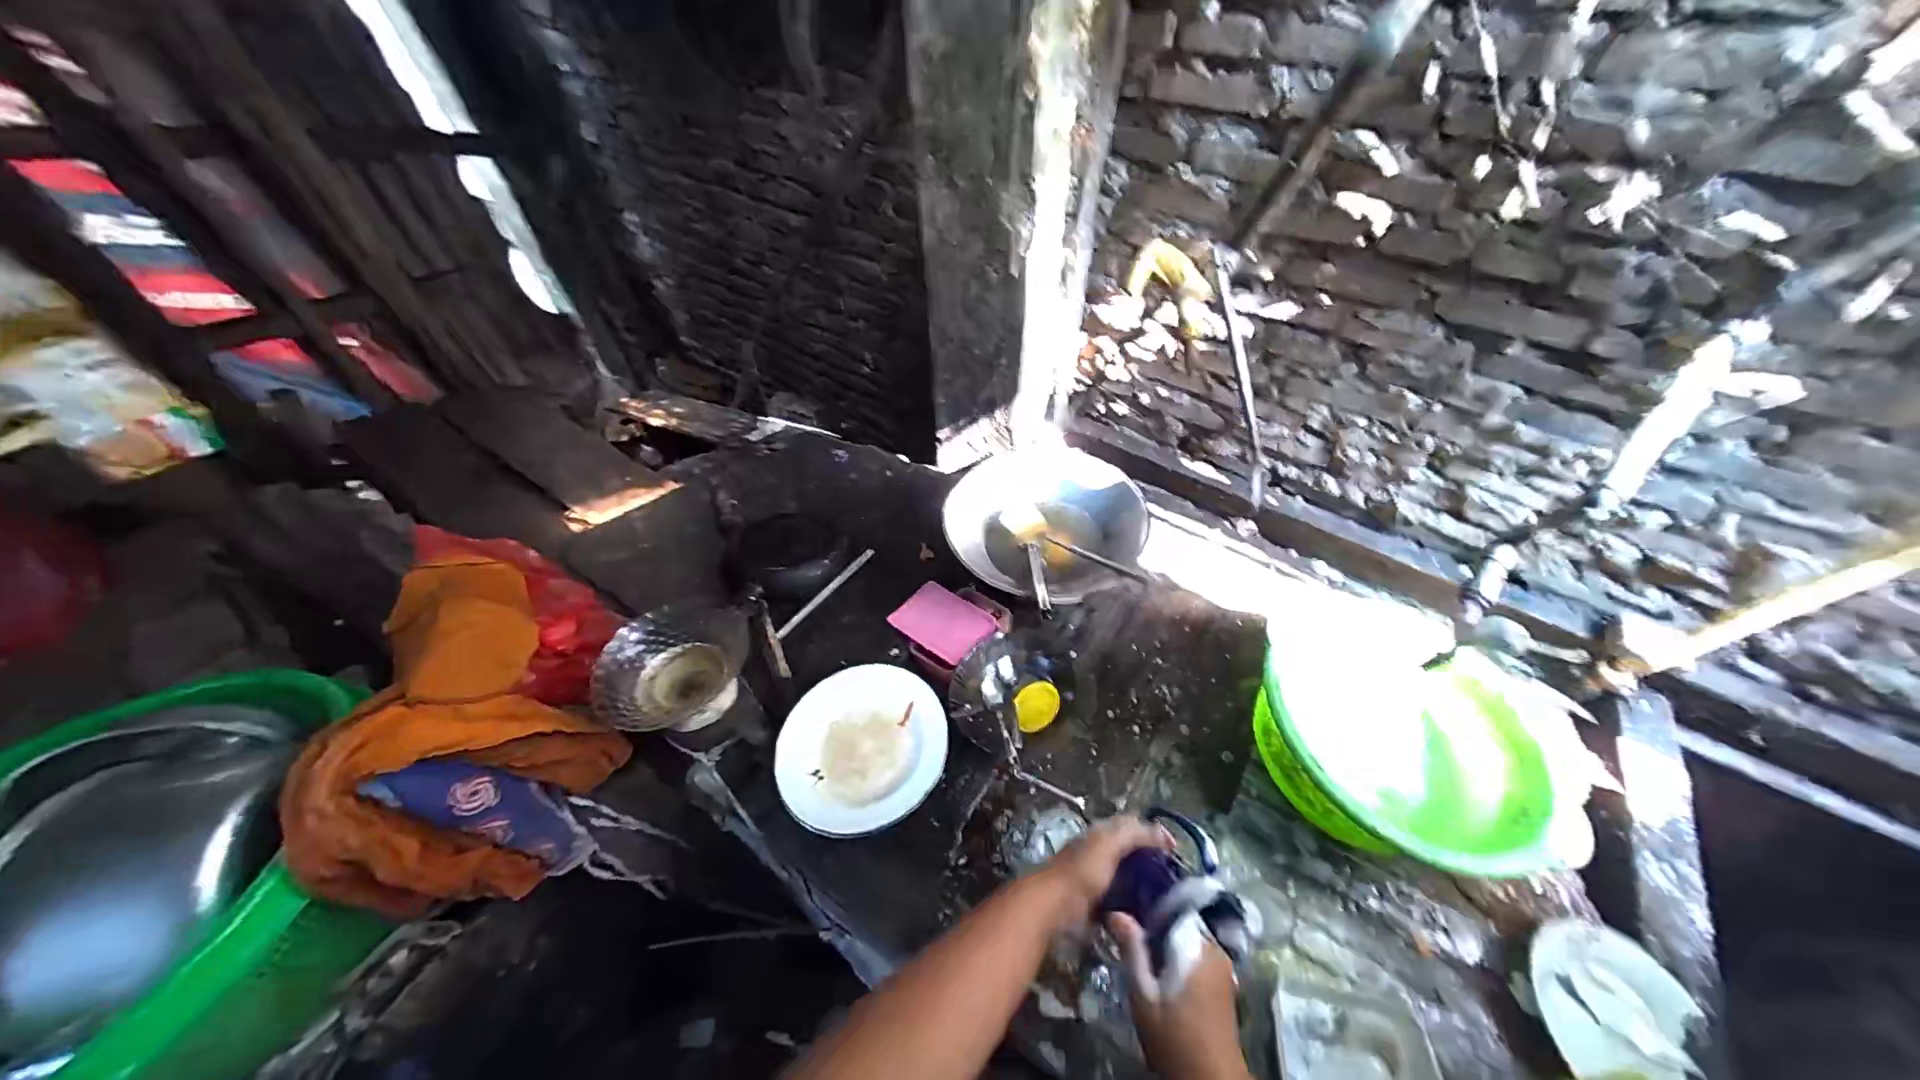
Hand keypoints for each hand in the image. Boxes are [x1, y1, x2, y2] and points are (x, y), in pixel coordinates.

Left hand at [1038, 816, 1169, 928]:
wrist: (1056, 905)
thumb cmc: (1082, 870)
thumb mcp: (1109, 843)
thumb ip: (1133, 833)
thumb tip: (1160, 832)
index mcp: (1101, 834)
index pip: (1131, 826)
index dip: (1153, 833)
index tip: (1175, 849)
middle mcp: (1099, 852)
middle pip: (1131, 852)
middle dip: (1152, 860)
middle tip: (1175, 876)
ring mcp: (1097, 879)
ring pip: (1128, 878)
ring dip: (1145, 885)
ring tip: (1168, 897)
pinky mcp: (1097, 904)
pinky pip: (1122, 901)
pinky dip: (1134, 905)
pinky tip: (1149, 913)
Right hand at [1109, 913, 1251, 1079]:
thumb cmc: (1174, 1036)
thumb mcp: (1143, 993)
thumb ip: (1132, 949)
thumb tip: (1116, 911)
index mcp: (1197, 945)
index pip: (1171, 904)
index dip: (1147, 898)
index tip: (1125, 896)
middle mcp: (1214, 947)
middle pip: (1180, 918)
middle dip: (1155, 918)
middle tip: (1126, 921)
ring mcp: (1223, 964)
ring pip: (1188, 935)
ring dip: (1166, 936)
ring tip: (1138, 939)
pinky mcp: (1223, 980)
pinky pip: (1197, 950)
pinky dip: (1178, 950)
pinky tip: (1159, 962)